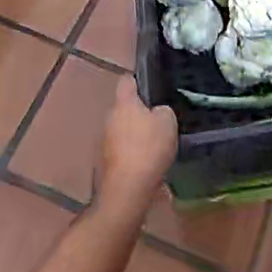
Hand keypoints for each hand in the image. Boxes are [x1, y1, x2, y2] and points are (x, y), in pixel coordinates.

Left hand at [94, 81, 176, 216]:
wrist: (127, 189)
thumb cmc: (148, 149)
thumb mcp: (168, 122)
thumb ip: (162, 111)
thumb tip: (156, 113)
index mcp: (124, 103)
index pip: (126, 81)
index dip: (138, 81)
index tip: (149, 87)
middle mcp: (109, 118)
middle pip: (124, 108)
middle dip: (138, 113)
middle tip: (158, 122)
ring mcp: (103, 141)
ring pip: (121, 130)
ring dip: (134, 135)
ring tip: (154, 146)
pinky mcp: (103, 161)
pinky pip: (120, 150)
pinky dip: (131, 154)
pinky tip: (145, 164)